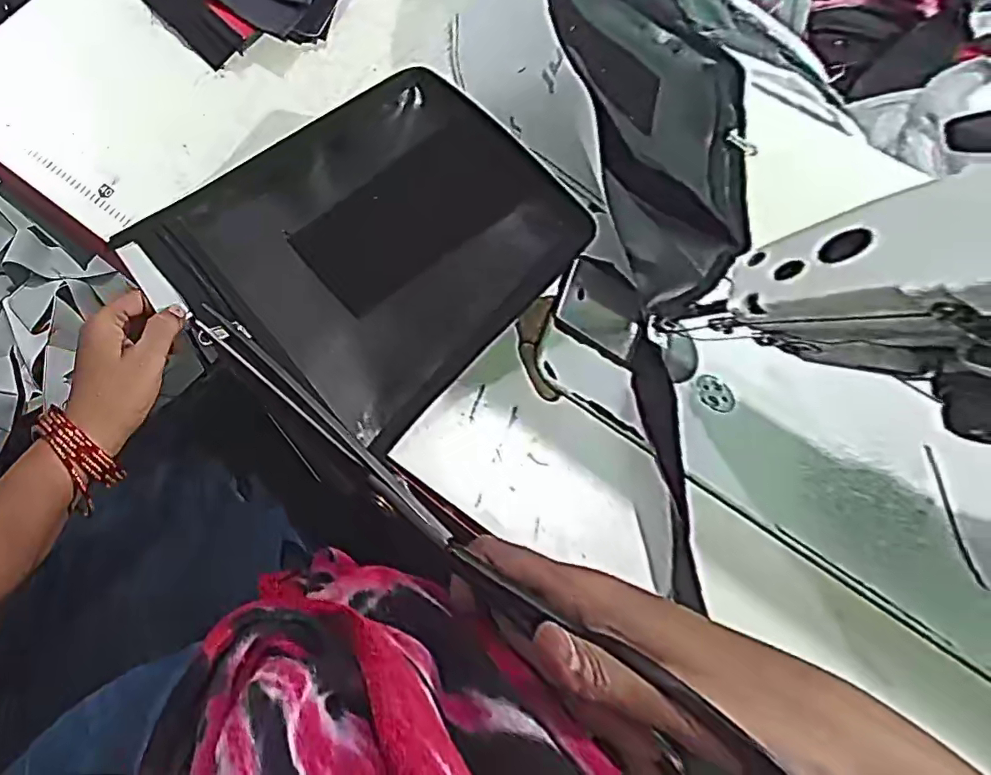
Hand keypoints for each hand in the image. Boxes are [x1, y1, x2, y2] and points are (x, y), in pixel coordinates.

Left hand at [62, 289, 184, 455]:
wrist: (94, 435)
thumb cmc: (111, 403)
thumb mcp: (147, 360)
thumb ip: (163, 329)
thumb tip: (174, 312)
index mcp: (101, 323)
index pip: (136, 296)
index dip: (161, 306)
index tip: (177, 321)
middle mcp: (95, 332)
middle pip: (135, 313)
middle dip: (157, 327)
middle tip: (171, 345)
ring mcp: (97, 348)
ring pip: (133, 332)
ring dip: (151, 343)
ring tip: (160, 361)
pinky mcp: (103, 364)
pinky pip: (127, 348)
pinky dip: (142, 355)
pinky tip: (149, 371)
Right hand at [468, 537, 973, 774]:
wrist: (860, 755)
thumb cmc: (778, 714)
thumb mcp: (678, 698)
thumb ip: (601, 668)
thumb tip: (534, 637)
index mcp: (598, 599)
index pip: (502, 557)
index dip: (464, 569)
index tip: (450, 600)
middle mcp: (603, 612)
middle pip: (522, 621)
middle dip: (530, 663)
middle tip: (564, 703)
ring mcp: (622, 641)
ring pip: (556, 661)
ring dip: (573, 700)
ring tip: (625, 735)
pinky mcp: (642, 673)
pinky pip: (592, 688)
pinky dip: (603, 718)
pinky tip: (639, 741)